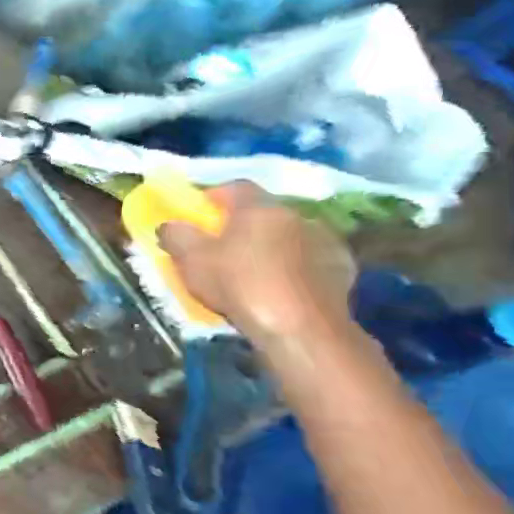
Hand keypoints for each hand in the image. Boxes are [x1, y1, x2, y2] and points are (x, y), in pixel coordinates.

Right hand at [158, 182, 355, 343]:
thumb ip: (176, 235)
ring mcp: (325, 239)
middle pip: (262, 212)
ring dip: (270, 244)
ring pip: (288, 234)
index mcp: (259, 208)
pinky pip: (310, 257)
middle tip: (220, 248)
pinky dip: (294, 265)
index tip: (196, 216)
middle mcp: (296, 214)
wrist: (300, 325)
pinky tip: (282, 286)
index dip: (212, 197)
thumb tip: (171, 224)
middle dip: (240, 225)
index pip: (234, 187)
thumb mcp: (190, 260)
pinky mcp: (342, 265)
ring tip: (253, 270)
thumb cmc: (238, 285)